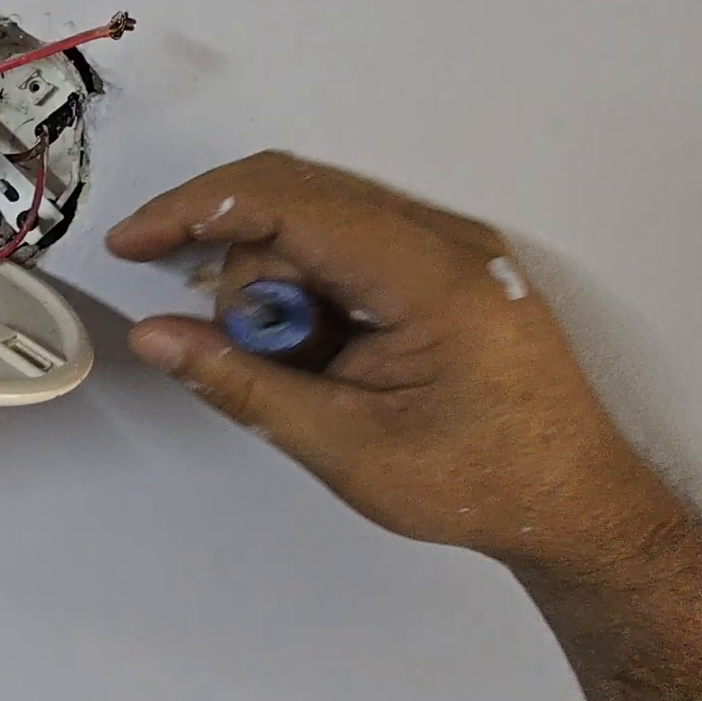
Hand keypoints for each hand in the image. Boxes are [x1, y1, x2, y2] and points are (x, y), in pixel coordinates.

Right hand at [106, 151, 689, 577]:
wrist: (571, 504)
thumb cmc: (475, 482)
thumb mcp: (338, 445)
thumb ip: (236, 383)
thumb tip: (151, 335)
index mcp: (431, 280)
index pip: (289, 204)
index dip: (194, 212)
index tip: (130, 243)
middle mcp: (440, 242)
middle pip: (287, 196)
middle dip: (223, 252)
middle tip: (207, 325)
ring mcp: (435, 247)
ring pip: (299, 216)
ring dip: (259, 280)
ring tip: (283, 356)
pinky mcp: (422, 263)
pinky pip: (323, 239)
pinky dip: (282, 280)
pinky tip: (290, 333)